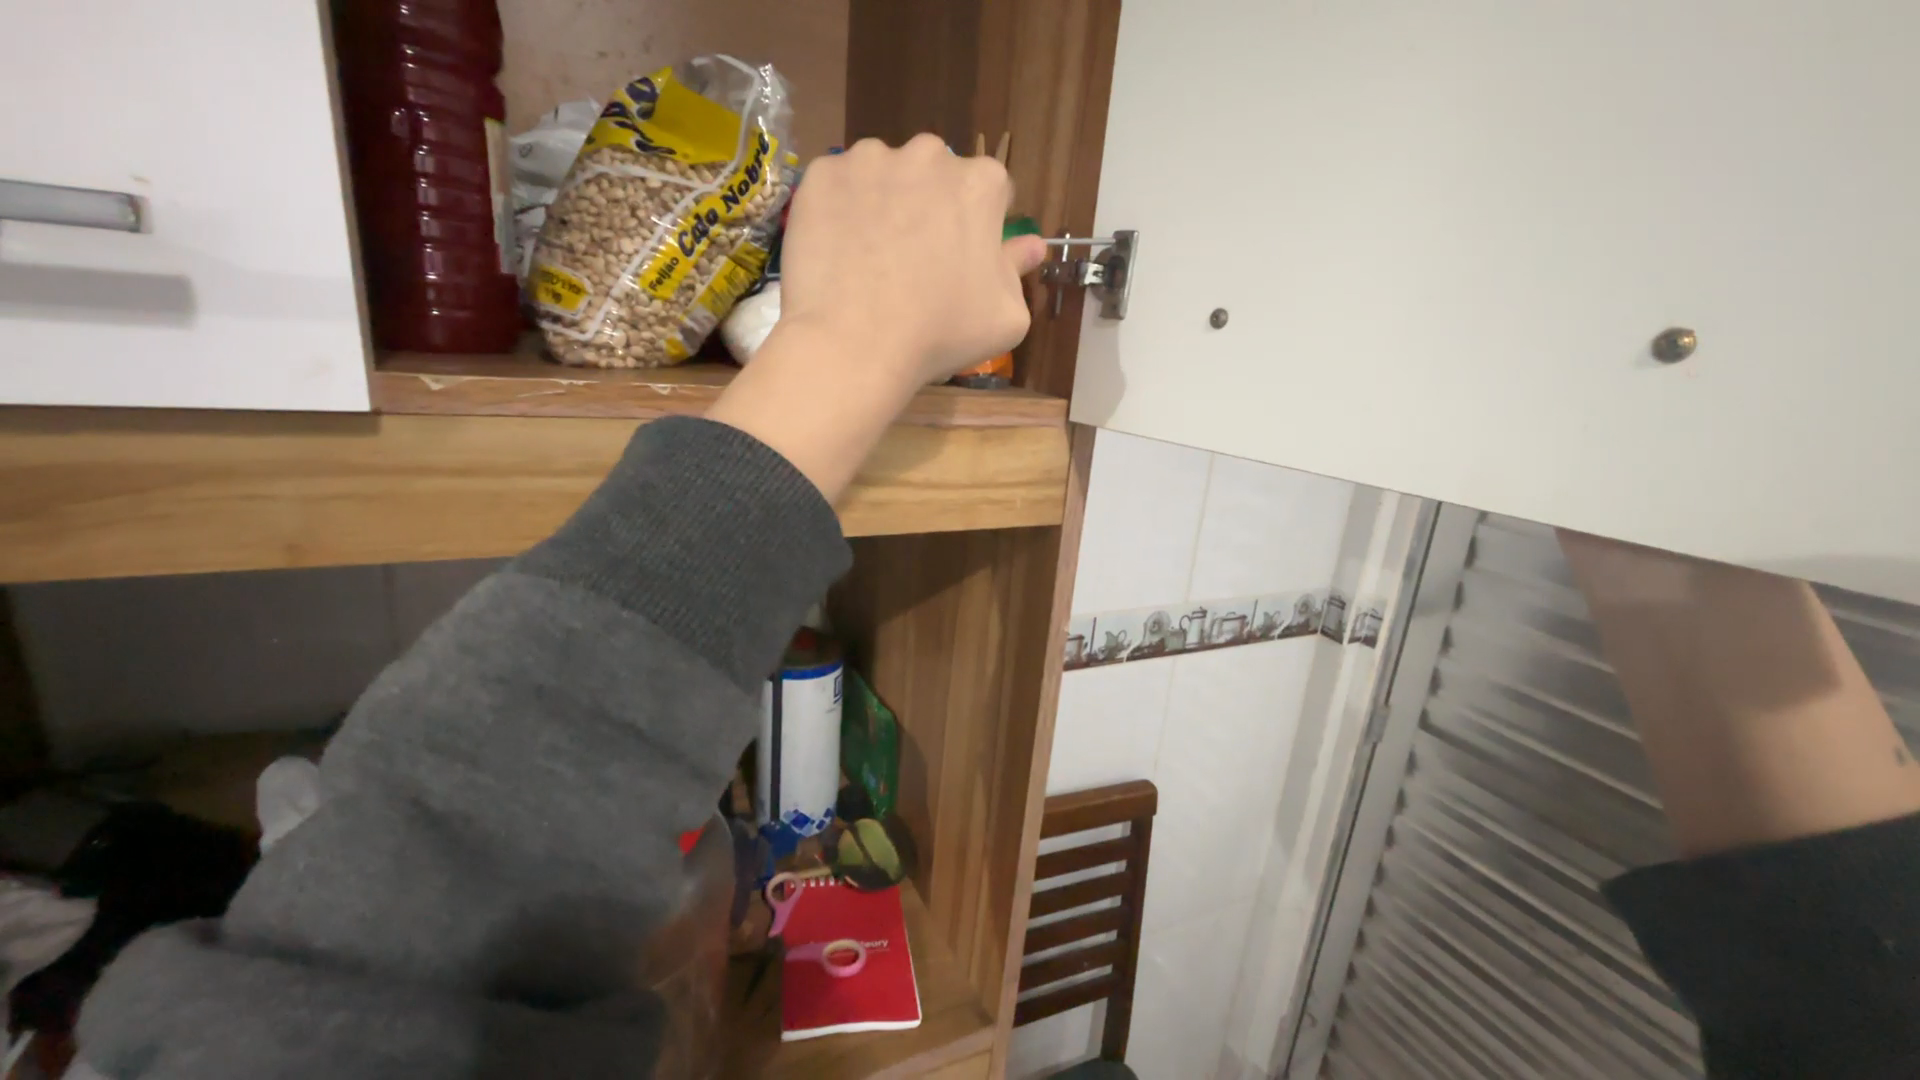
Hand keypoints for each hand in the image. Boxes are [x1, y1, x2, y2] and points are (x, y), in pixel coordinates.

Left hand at [776, 133, 1048, 389]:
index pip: (990, 191)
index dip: (979, 225)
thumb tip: (1031, 245)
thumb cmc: (941, 334)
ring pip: (884, 175)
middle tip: (915, 259)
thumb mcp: (1007, 317)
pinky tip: (839, 253)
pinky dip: (840, 211)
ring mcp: (869, 159)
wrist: (854, 344)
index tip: (962, 257)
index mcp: (980, 183)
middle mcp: (928, 155)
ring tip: (872, 257)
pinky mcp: (822, 175)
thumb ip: (1018, 271)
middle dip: (931, 205)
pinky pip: (838, 187)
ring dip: (885, 202)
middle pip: (935, 175)